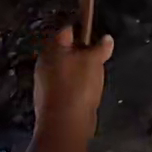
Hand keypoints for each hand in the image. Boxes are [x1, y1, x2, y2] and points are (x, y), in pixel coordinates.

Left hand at [32, 26, 113, 140]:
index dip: (84, 28)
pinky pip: (67, 83)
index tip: (98, 32)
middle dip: (83, 50)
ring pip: (67, 67)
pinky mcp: (51, 98)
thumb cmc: (78, 85)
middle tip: (101, 54)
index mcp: (52, 50)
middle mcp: (45, 63)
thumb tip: (107, 38)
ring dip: (81, 67)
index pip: (67, 30)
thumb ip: (101, 47)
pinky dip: (78, 82)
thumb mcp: (94, 61)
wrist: (65, 123)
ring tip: (97, 72)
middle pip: (66, 49)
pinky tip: (89, 88)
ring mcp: (46, 82)